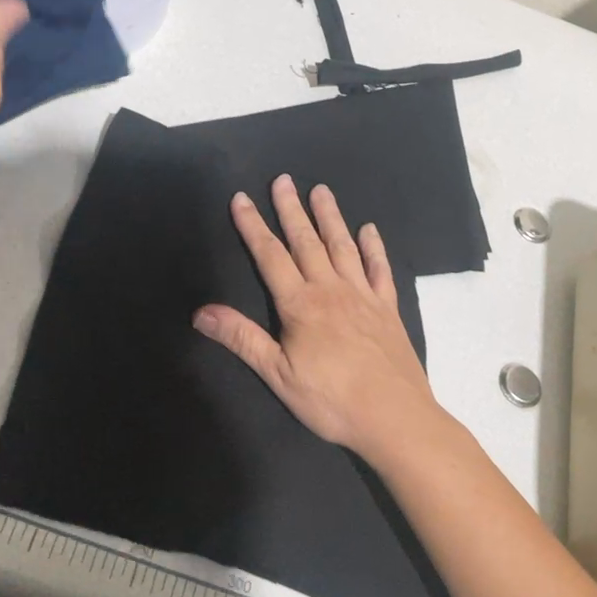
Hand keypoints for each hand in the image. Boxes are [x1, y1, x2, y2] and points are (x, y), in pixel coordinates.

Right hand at [193, 175, 445, 465]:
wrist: (394, 417)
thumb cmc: (331, 400)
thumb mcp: (278, 375)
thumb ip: (242, 339)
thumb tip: (201, 312)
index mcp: (300, 305)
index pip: (270, 256)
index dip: (253, 226)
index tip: (242, 199)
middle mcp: (331, 290)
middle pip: (307, 242)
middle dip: (291, 210)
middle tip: (283, 180)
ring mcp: (363, 296)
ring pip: (343, 246)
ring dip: (330, 217)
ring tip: (321, 190)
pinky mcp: (388, 309)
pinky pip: (380, 270)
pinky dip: (374, 248)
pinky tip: (370, 231)